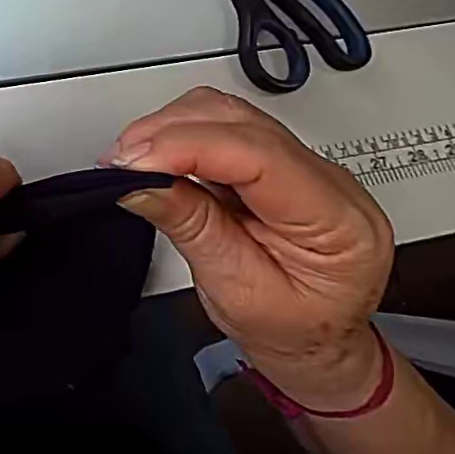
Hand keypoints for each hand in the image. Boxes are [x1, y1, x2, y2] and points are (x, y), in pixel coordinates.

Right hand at [107, 87, 393, 410]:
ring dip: (165, 129)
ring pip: (222, 112)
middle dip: (165, 133)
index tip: (129, 164)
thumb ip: (192, 228)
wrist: (313, 341)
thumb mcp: (236, 290)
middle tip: (119, 164)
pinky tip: (150, 159)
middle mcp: (324, 178)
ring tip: (129, 162)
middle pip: (237, 120)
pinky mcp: (266, 161)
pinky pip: (216, 125)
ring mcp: (296, 163)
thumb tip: (139, 183)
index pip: (256, 155)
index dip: (184, 148)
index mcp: (335, 220)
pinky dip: (172, 134)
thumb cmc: (290, 327)